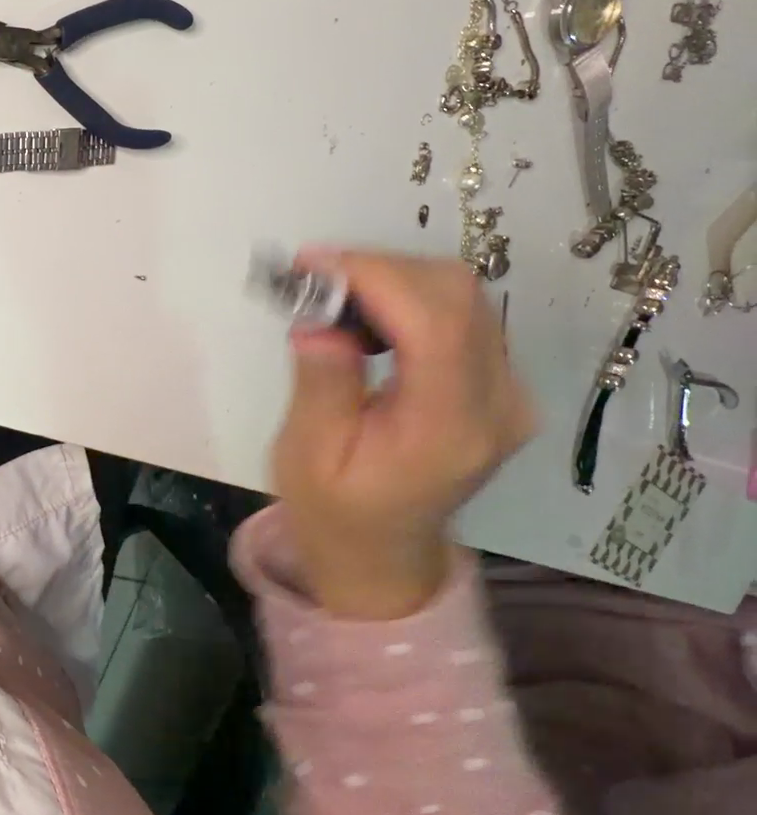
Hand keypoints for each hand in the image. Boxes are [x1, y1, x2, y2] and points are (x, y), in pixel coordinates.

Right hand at [271, 251, 536, 618]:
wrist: (382, 550)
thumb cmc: (333, 509)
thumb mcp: (308, 456)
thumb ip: (321, 387)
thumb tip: (318, 322)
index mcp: (449, 430)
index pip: (435, 326)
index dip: (377, 279)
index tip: (312, 264)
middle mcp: (498, 403)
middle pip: (458, 298)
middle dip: (380, 270)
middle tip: (311, 275)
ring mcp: (507, 392)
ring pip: (463, 296)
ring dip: (392, 278)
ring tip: (330, 291)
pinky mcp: (497, 383)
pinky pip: (462, 314)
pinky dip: (408, 295)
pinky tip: (364, 312)